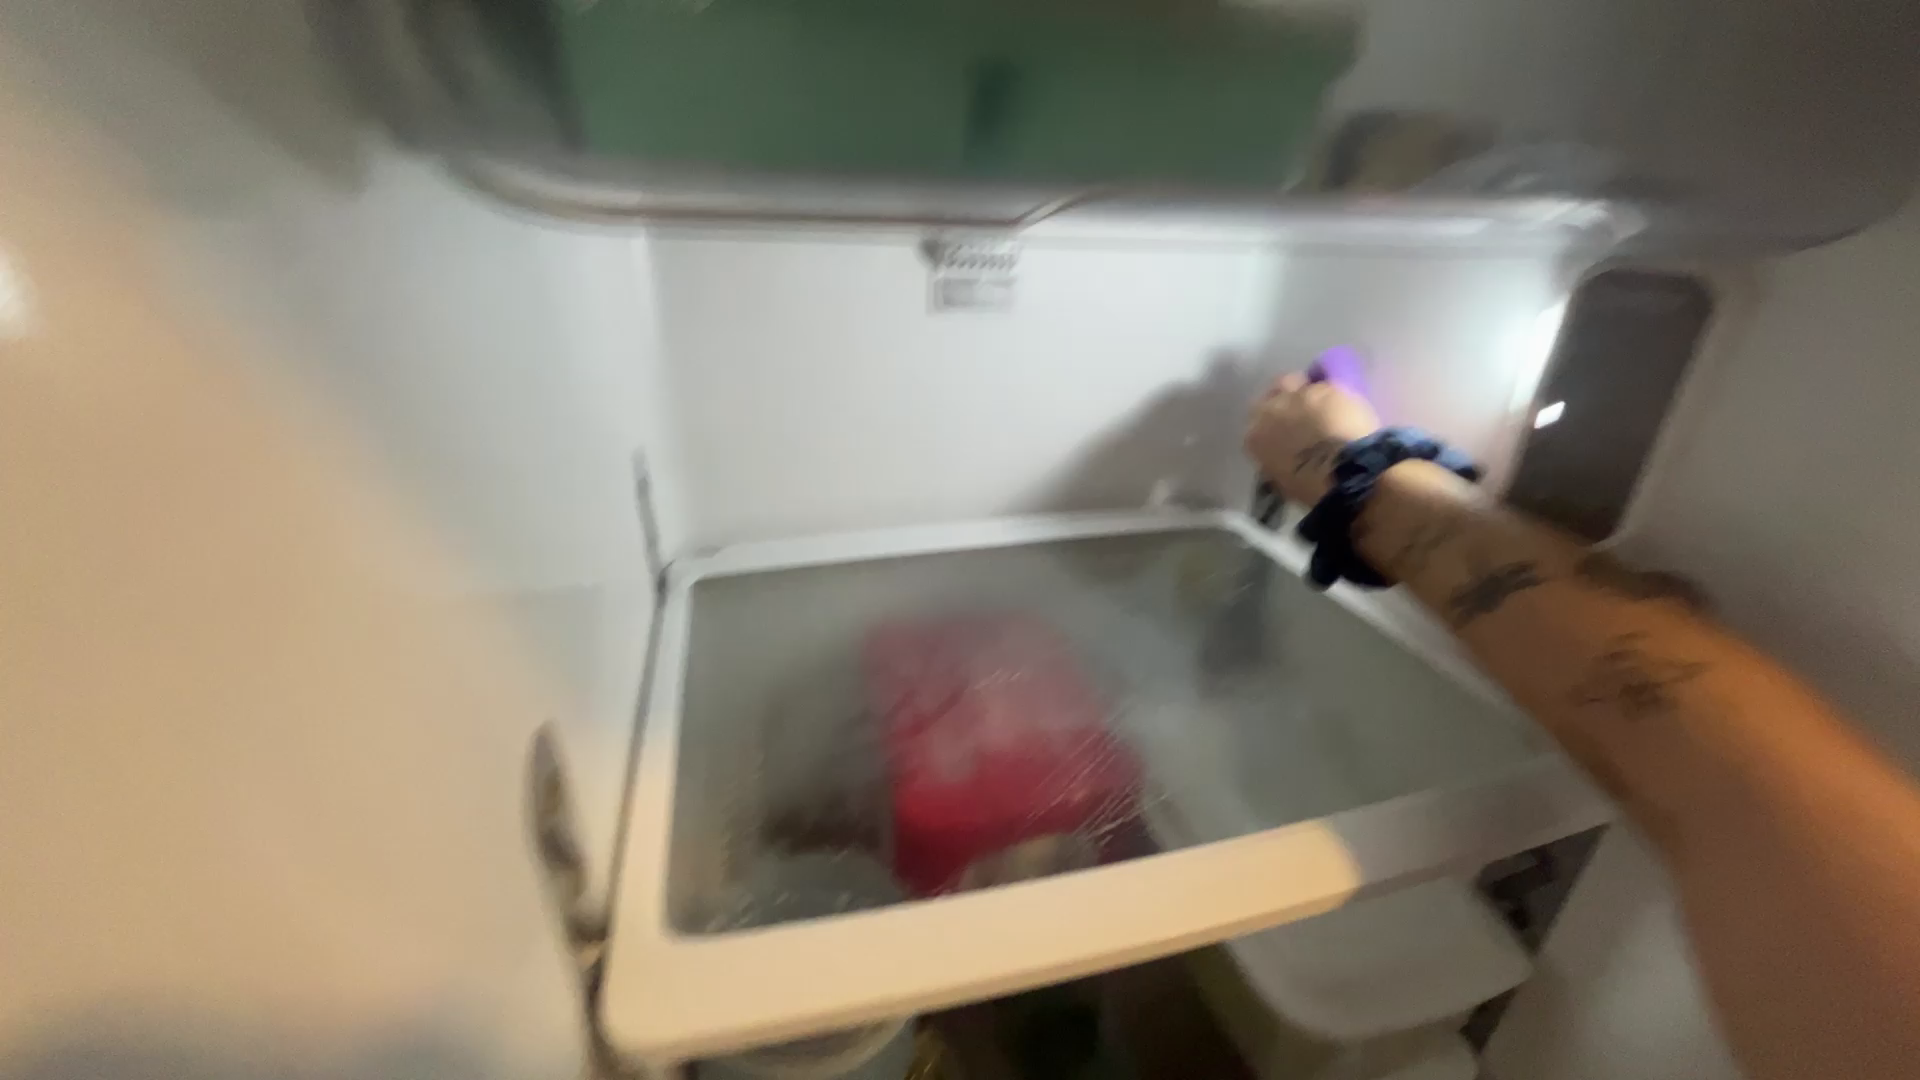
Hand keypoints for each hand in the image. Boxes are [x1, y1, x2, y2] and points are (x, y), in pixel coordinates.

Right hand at [1244, 373, 1380, 503]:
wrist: (1341, 471)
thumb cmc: (1308, 485)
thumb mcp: (1279, 478)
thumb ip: (1275, 458)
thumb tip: (1282, 454)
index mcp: (1254, 437)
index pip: (1256, 421)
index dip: (1272, 422)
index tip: (1284, 429)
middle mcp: (1270, 410)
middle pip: (1274, 392)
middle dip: (1285, 397)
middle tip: (1302, 408)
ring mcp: (1298, 395)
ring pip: (1299, 382)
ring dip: (1308, 391)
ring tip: (1324, 403)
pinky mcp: (1327, 387)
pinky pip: (1327, 384)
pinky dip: (1333, 393)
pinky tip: (1344, 404)